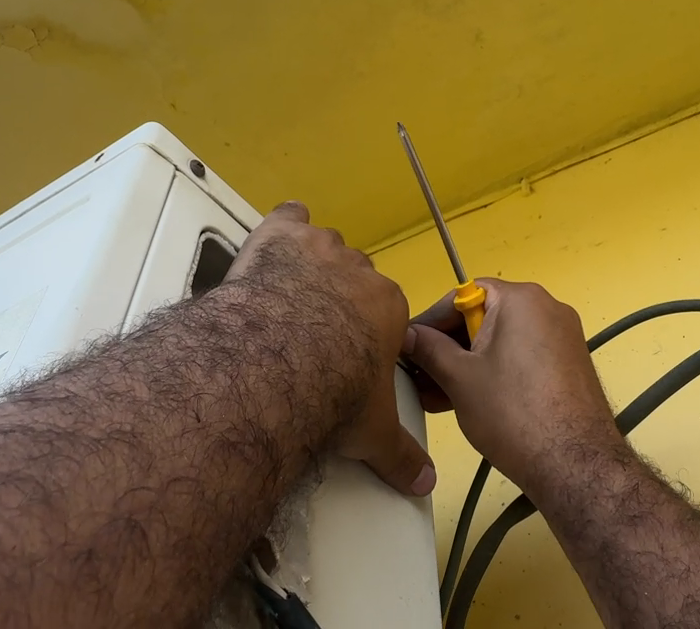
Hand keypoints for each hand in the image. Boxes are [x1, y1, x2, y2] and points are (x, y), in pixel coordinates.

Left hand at [230, 202, 436, 497]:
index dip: (362, 328)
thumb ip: (401, 454)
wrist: (279, 363)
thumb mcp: (372, 432)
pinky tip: (272, 242)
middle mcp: (359, 271)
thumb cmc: (334, 394)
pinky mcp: (281, 236)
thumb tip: (426, 482)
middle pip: (352, 275)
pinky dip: (282, 227)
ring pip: (322, 246)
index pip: (382, 307)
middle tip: (310, 332)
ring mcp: (320, 248)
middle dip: (335, 297)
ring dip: (309, 266)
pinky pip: (289, 217)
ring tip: (283, 301)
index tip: (344, 350)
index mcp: (387, 306)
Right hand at [403, 279, 622, 493]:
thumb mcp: (460, 379)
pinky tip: (470, 399)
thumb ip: (429, 349)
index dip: (431, 320)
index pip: (464, 294)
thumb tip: (407, 335)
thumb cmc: (513, 414)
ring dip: (469, 363)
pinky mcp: (569, 363)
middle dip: (449, 346)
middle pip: (484, 315)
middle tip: (420, 374)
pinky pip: (522, 355)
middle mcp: (547, 306)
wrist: (575, 465)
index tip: (407, 344)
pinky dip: (496, 370)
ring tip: (437, 394)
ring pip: (503, 339)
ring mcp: (562, 335)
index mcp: (521, 298)